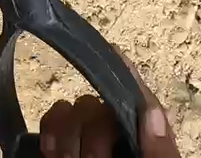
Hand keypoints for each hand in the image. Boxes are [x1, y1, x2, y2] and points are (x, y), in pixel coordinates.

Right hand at [39, 82, 178, 157]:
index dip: (124, 72)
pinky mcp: (61, 157)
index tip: (110, 52)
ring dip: (64, 131)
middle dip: (89, 128)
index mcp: (144, 145)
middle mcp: (116, 143)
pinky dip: (48, 137)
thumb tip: (151, 111)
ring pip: (68, 113)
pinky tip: (49, 155)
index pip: (137, 97)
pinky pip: (49, 132)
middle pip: (96, 104)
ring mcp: (86, 152)